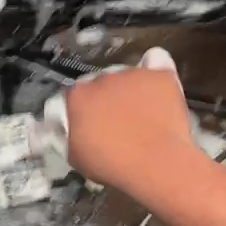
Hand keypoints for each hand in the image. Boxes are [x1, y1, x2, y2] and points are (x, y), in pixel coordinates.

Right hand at [64, 47, 204, 187]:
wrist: (157, 164)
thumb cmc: (111, 164)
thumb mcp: (74, 155)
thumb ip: (66, 133)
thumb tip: (64, 126)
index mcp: (77, 95)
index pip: (73, 95)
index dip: (80, 110)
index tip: (87, 125)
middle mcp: (101, 78)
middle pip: (100, 83)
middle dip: (104, 99)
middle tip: (115, 122)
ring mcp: (132, 74)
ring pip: (126, 75)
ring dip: (128, 88)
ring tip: (140, 111)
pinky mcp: (160, 75)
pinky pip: (155, 61)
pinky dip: (154, 69)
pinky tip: (155, 83)